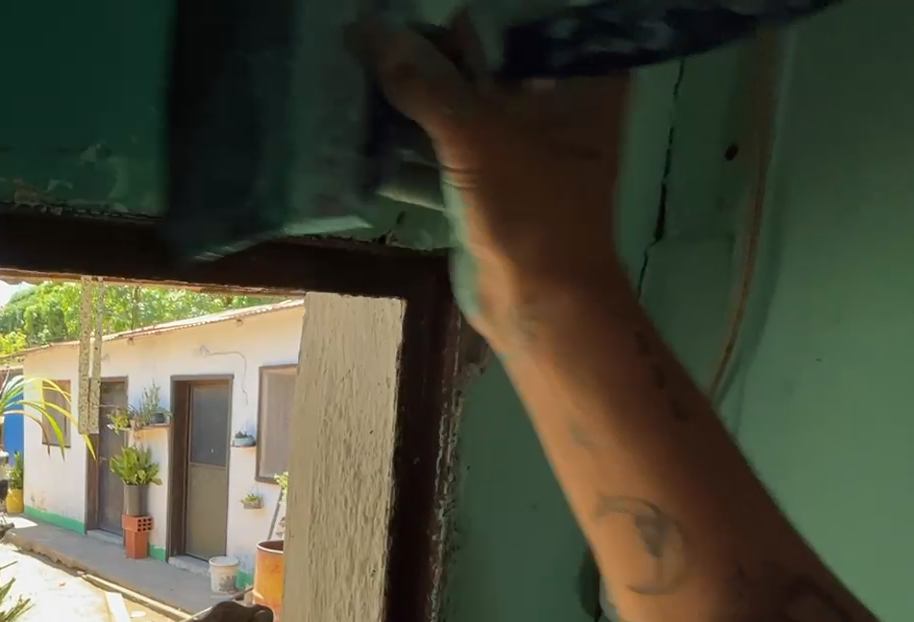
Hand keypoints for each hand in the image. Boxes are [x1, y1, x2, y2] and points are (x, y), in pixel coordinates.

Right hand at [364, 17, 629, 339]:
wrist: (536, 302)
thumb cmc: (528, 211)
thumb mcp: (476, 136)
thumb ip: (424, 83)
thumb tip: (367, 31)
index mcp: (567, 73)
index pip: (499, 25)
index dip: (442, 27)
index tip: (384, 24)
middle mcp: (541, 102)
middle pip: (468, 69)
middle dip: (413, 68)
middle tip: (355, 57)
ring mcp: (506, 149)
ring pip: (444, 117)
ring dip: (397, 115)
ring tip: (345, 99)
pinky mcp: (476, 189)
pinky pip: (432, 161)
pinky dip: (398, 159)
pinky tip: (356, 151)